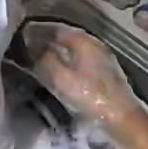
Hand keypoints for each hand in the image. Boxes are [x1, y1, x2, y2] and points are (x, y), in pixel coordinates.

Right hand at [25, 23, 147, 136]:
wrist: (121, 117)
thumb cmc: (90, 96)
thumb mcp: (63, 79)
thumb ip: (47, 61)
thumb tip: (36, 50)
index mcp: (85, 42)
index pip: (58, 31)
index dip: (41, 34)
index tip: (26, 40)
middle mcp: (95, 44)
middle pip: (69, 38)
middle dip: (51, 42)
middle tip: (32, 50)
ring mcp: (103, 57)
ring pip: (77, 49)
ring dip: (61, 52)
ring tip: (44, 60)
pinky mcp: (106, 70)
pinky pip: (84, 59)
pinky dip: (71, 60)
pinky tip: (64, 70)